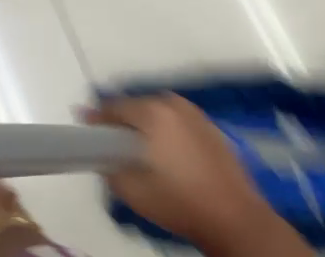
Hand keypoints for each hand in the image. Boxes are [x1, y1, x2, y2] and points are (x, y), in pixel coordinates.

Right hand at [83, 95, 305, 256]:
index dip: (96, 119)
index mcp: (151, 113)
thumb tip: (98, 153)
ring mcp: (196, 114)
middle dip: (122, 121)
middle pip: (136, 106)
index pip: (112, 106)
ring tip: (142, 149)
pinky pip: (178, 121)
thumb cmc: (179, 203)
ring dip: (146, 124)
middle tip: (114, 144)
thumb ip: (107, 166)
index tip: (87, 131)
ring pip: (159, 112)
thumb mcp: (131, 190)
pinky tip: (169, 154)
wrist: (237, 220)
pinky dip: (168, 130)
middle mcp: (172, 104)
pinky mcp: (212, 128)